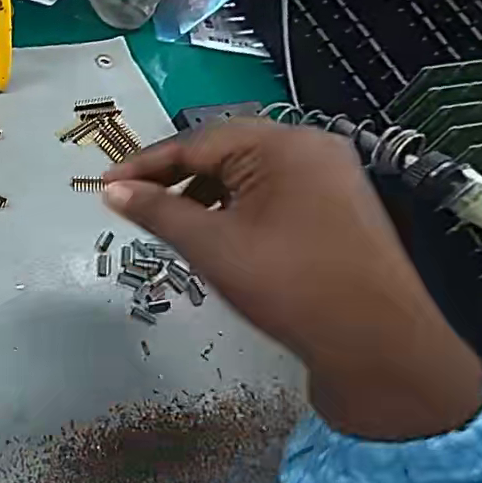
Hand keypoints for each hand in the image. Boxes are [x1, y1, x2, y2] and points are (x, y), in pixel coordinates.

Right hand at [102, 121, 481, 439]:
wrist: (375, 341)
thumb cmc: (288, 285)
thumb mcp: (211, 245)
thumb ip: (157, 211)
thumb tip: (112, 190)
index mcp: (282, 145)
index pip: (197, 142)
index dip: (145, 164)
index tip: (106, 183)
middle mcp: (311, 146)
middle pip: (224, 150)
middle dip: (174, 175)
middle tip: (134, 200)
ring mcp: (330, 174)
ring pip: (248, 171)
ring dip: (204, 190)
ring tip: (171, 220)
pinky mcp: (337, 203)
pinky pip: (273, 189)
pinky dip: (235, 204)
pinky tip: (218, 230)